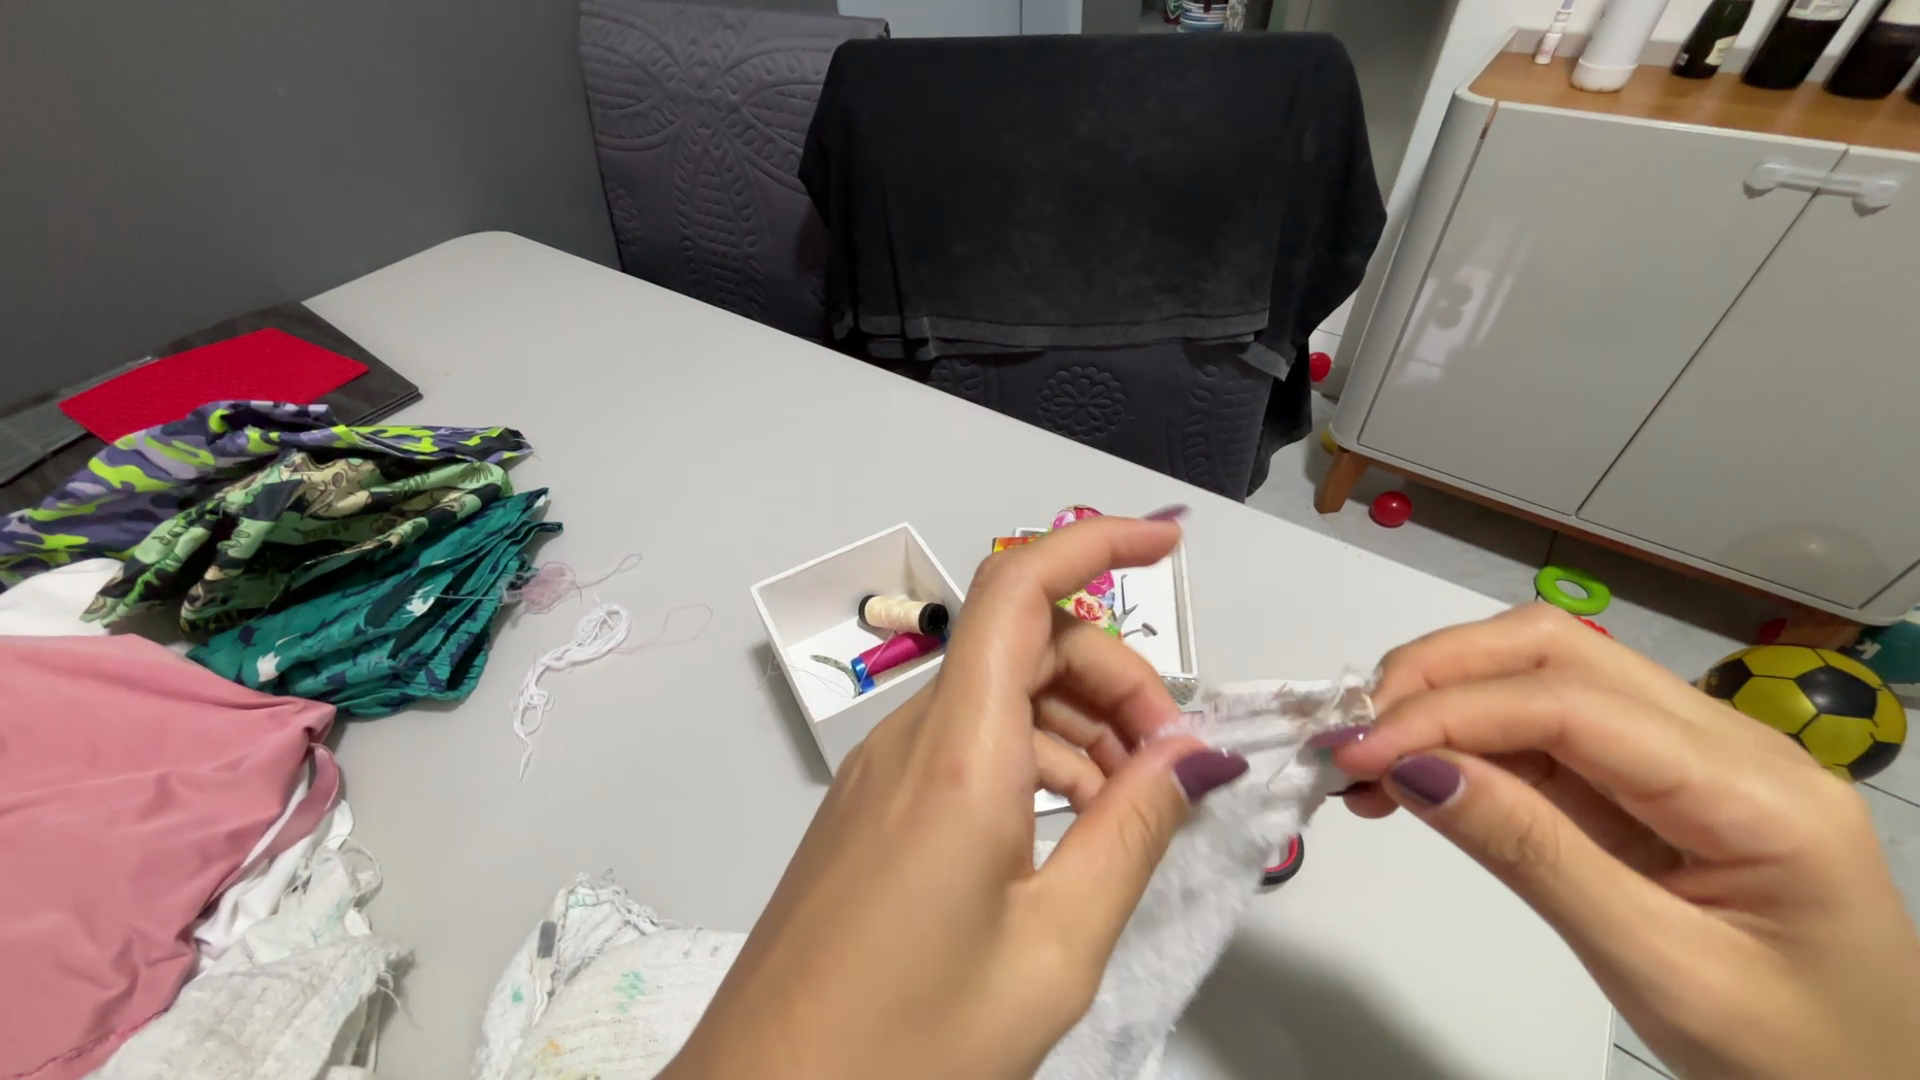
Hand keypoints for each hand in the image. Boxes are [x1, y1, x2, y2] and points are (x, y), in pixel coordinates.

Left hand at [663, 512, 1246, 1079]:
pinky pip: (972, 742)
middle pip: (1028, 644)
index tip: (1167, 546)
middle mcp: (914, 734)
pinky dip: (1036, 760)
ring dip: (1081, 726)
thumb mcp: (1054, 949)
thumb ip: (1130, 835)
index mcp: (958, 751)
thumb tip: (1193, 756)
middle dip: (1116, 680)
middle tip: (1173, 767)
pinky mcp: (877, 801)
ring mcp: (887, 765)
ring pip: (1004, 695)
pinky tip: (1071, 827)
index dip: (1094, 542)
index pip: (1018, 589)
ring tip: (1132, 810)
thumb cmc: (909, 1044)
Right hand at [1321, 604, 1919, 1079]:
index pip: (1569, 705)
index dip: (1448, 714)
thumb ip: (1533, 856)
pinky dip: (1454, 735)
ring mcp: (1677, 745)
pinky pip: (1529, 723)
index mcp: (1754, 791)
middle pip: (1552, 649)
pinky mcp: (1634, 768)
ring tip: (1368, 758)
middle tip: (1356, 733)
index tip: (1356, 753)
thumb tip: (1410, 770)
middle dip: (1434, 673)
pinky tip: (1409, 776)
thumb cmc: (1790, 1054)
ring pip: (1533, 668)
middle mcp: (1720, 737)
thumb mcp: (1659, 969)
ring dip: (1435, 695)